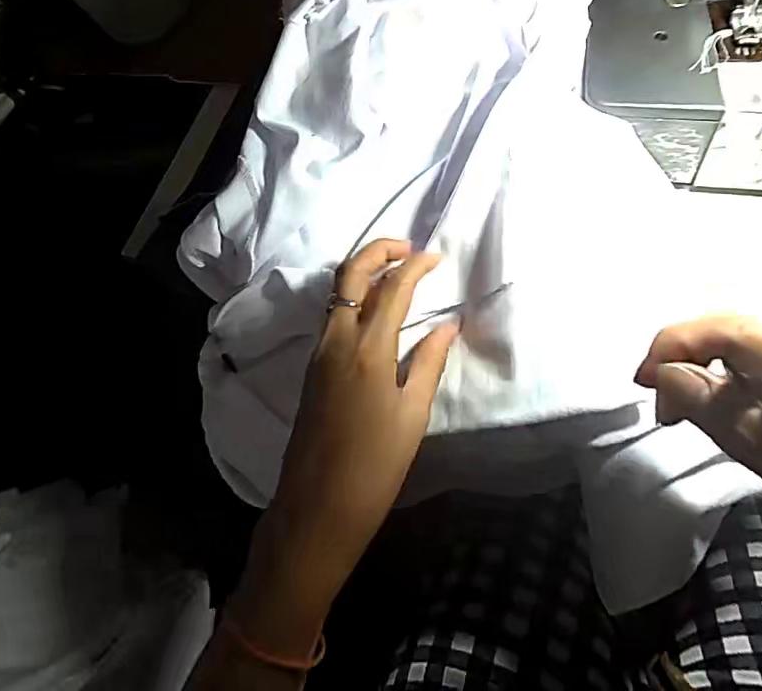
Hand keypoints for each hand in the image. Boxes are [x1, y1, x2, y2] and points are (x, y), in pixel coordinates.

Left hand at [224, 240, 457, 662]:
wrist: (315, 513)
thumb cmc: (375, 467)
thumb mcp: (413, 414)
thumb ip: (430, 361)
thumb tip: (448, 324)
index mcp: (368, 351)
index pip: (392, 288)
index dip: (416, 266)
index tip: (437, 258)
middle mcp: (336, 342)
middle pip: (350, 275)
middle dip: (379, 251)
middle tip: (409, 248)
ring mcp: (319, 355)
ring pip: (336, 293)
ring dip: (364, 271)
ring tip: (397, 272)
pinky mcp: (312, 370)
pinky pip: (331, 315)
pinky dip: (354, 296)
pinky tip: (377, 310)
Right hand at [636, 316, 761, 690]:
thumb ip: (745, 429)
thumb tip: (671, 376)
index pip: (744, 329)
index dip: (683, 342)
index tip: (641, 384)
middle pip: (750, 334)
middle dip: (694, 357)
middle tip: (658, 408)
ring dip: (716, 379)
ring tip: (682, 417)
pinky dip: (743, 401)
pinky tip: (729, 425)